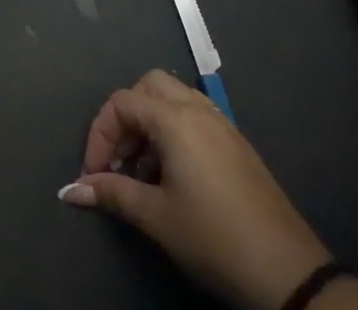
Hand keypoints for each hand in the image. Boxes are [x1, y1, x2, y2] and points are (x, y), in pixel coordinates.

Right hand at [60, 70, 332, 309]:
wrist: (285, 270)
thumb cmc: (212, 236)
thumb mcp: (154, 215)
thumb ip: (111, 193)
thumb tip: (71, 190)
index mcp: (177, 120)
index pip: (122, 103)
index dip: (99, 135)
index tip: (94, 174)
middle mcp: (200, 111)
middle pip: (149, 87)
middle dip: (125, 117)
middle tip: (118, 158)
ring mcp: (223, 126)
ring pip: (175, 100)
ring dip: (149, 124)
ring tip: (141, 171)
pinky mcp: (238, 146)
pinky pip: (195, 119)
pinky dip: (173, 133)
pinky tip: (171, 176)